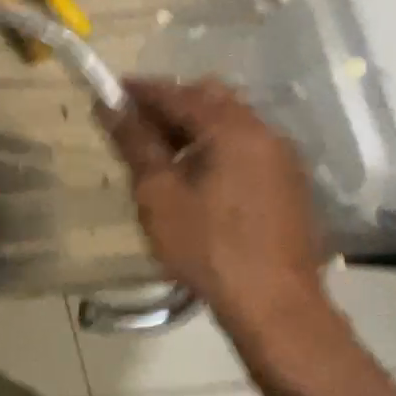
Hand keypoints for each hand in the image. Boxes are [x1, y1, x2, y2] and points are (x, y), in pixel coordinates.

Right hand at [99, 77, 325, 324]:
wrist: (274, 305)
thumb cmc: (205, 244)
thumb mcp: (157, 191)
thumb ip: (134, 142)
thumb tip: (107, 104)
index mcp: (233, 131)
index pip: (177, 93)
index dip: (139, 90)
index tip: (106, 93)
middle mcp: (265, 135)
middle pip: (211, 99)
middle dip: (168, 104)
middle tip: (132, 125)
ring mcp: (283, 160)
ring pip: (230, 122)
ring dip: (192, 125)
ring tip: (157, 154)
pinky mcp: (289, 184)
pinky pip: (246, 146)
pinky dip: (214, 146)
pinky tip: (192, 176)